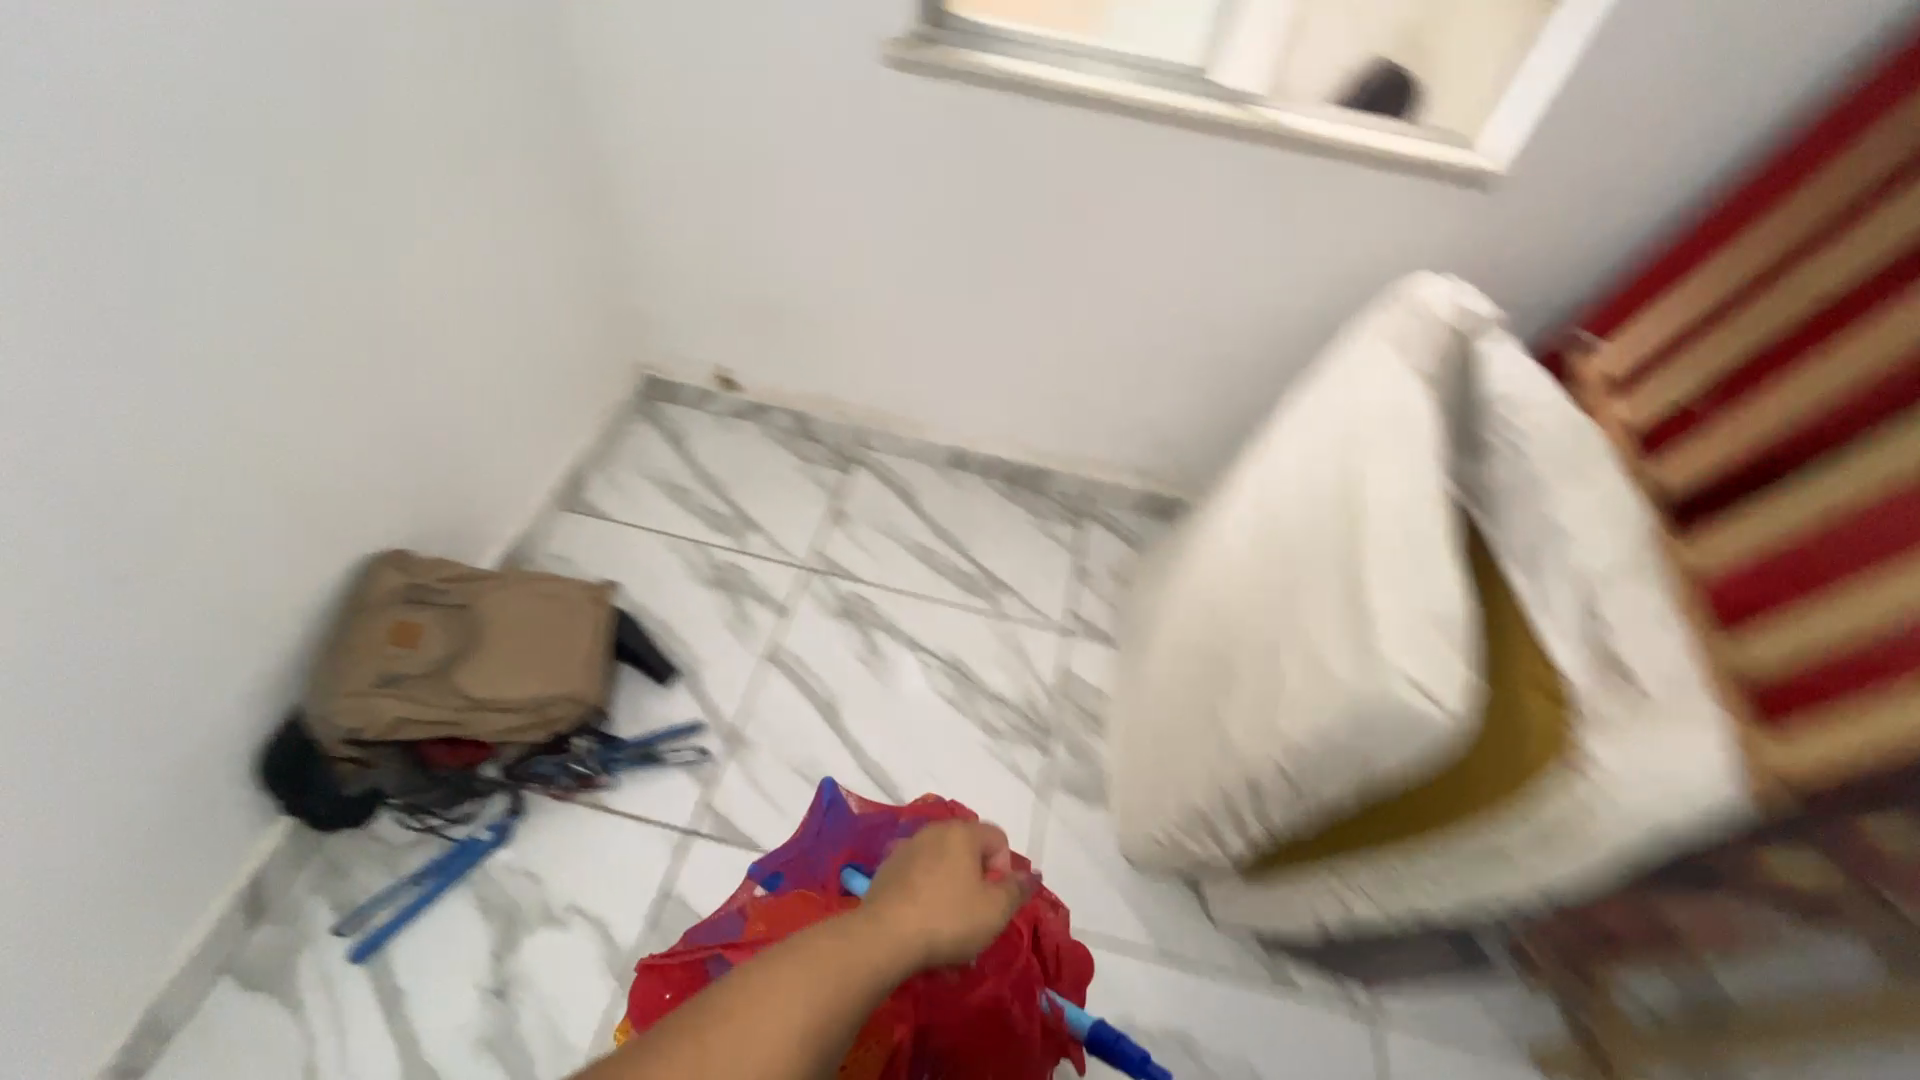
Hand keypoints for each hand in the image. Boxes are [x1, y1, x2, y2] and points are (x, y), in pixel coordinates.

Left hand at [860, 821, 1032, 971]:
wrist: (884, 937)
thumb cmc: (948, 919)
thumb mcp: (995, 910)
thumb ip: (1017, 889)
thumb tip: (1032, 874)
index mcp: (962, 832)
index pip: (998, 837)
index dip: (1005, 868)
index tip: (996, 899)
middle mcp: (933, 831)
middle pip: (968, 849)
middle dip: (977, 879)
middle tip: (976, 914)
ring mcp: (906, 848)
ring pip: (942, 864)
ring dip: (952, 887)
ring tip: (949, 924)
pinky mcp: (887, 870)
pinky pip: (918, 876)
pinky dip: (926, 893)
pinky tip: (923, 922)